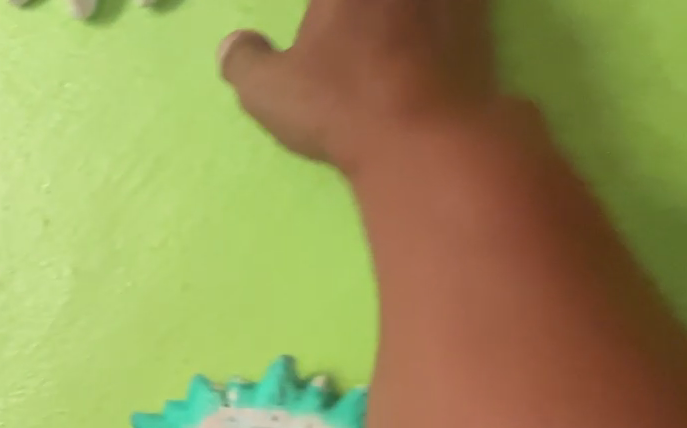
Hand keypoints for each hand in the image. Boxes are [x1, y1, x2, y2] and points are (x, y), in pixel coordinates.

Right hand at [219, 0, 502, 175]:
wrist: (421, 129)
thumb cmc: (334, 103)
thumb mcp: (265, 90)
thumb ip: (244, 61)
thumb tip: (232, 42)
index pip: (321, 0)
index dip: (316, 12)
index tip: (311, 21)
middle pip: (359, 3)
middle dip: (345, 12)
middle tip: (339, 25)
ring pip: (415, 2)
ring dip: (402, 11)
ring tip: (386, 32)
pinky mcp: (481, 9)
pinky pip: (461, 3)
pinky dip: (443, 12)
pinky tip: (427, 27)